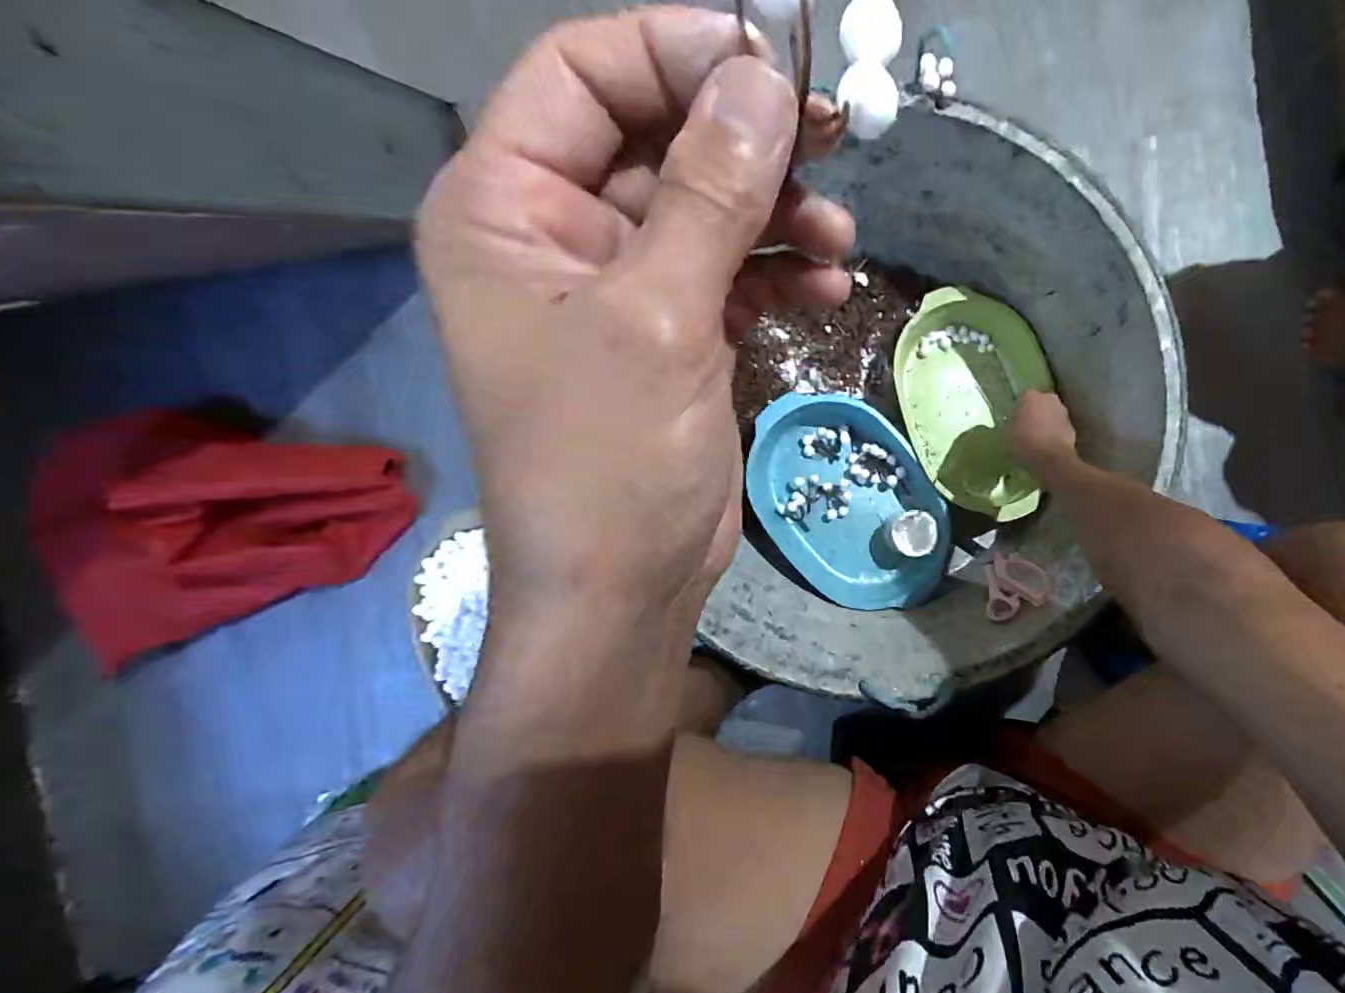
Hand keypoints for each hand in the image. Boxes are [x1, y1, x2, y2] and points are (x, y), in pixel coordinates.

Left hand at [417, 8, 854, 615]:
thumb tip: (764, 82)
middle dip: (748, 142)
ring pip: (709, 211)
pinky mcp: (675, 337)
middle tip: (833, 140)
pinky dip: (778, 273)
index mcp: (507, 207)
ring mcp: (623, 290)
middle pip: (660, 140)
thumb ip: (711, 195)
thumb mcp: (657, 319)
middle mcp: (558, 235)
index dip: (679, 55)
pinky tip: (827, 283)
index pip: (585, 76)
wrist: (623, 586)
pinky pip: (731, 275)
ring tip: (838, 237)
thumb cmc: (610, 460)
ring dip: (777, 215)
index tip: (775, 66)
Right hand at [1009, 391, 1078, 475]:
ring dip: (1047, 423)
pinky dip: (1055, 434)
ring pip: (1052, 415)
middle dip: (1036, 414)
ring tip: (1038, 439)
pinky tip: (1048, 446)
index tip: (1017, 421)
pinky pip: (1060, 428)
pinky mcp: (1072, 427)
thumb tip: (1018, 423)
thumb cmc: (1024, 442)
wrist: (1051, 458)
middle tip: (1028, 428)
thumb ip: (1014, 423)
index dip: (1020, 410)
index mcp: (1030, 396)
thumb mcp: (1008, 433)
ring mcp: (1063, 412)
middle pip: (1041, 404)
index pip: (1023, 398)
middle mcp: (1049, 398)